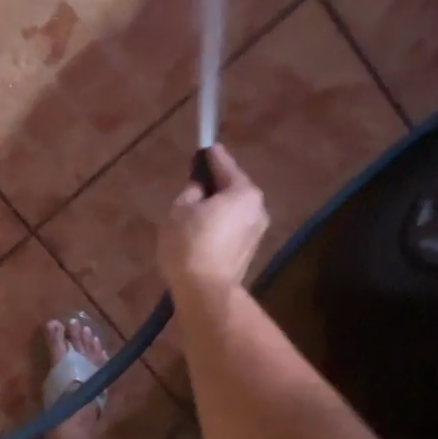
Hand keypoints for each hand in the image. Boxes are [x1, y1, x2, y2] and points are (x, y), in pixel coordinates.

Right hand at [156, 144, 269, 291]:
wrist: (205, 290)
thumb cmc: (189, 244)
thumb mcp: (180, 211)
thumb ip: (191, 192)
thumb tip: (199, 189)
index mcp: (243, 191)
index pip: (224, 165)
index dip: (210, 157)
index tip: (205, 148)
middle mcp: (257, 207)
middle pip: (232, 189)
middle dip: (214, 187)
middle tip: (194, 188)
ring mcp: (257, 232)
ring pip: (233, 211)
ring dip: (217, 210)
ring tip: (194, 215)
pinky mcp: (249, 252)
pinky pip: (232, 230)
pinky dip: (219, 228)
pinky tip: (201, 235)